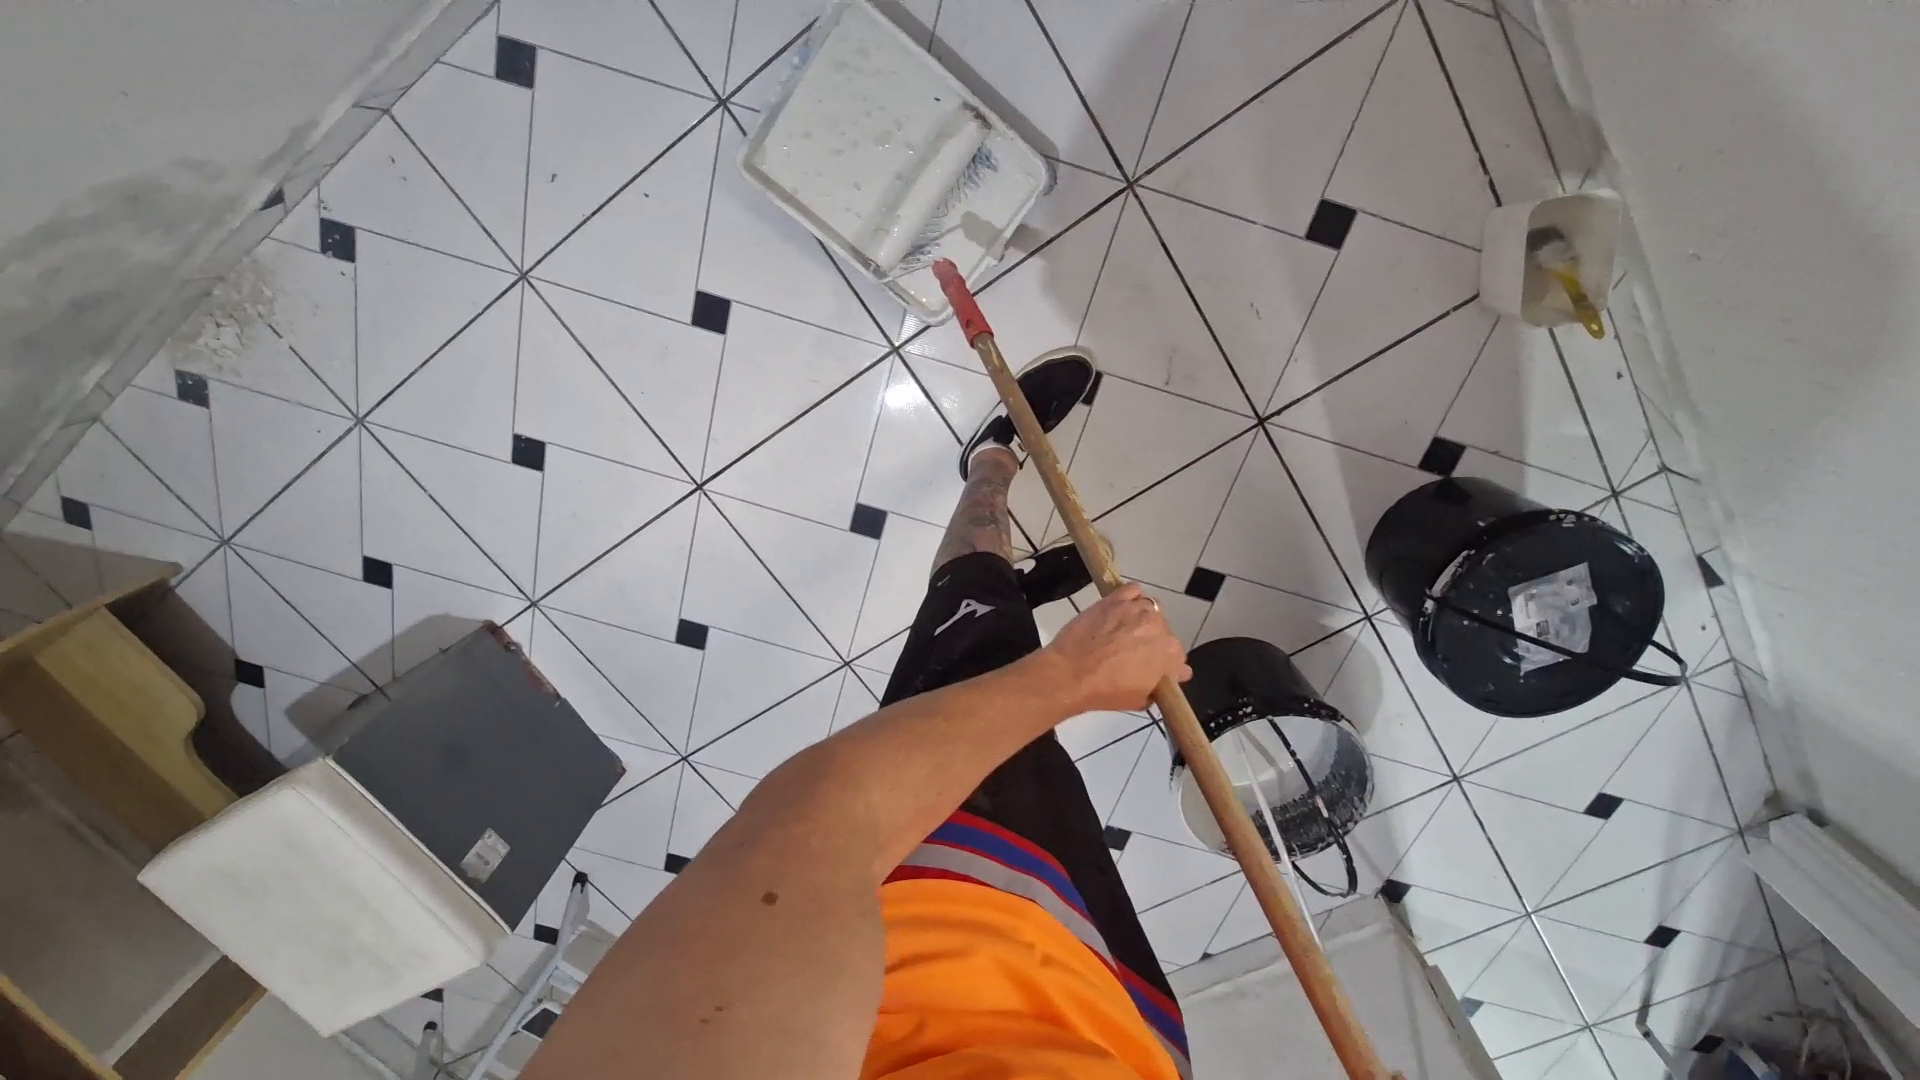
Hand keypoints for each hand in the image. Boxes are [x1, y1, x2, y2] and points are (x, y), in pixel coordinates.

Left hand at [1041, 583, 1190, 712]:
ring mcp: (1136, 609)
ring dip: (1143, 619)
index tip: (1153, 669)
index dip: (1165, 664)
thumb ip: (1163, 685)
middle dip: (1152, 641)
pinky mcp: (1115, 599)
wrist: (1070, 674)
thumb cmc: (1106, 691)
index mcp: (1170, 652)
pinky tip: (1122, 610)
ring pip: (1150, 608)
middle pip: (1164, 631)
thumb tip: (1178, 673)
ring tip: (1125, 631)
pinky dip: (1131, 597)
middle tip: (1134, 652)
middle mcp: (1159, 626)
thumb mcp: (1142, 699)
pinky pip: (1132, 590)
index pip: (1177, 656)